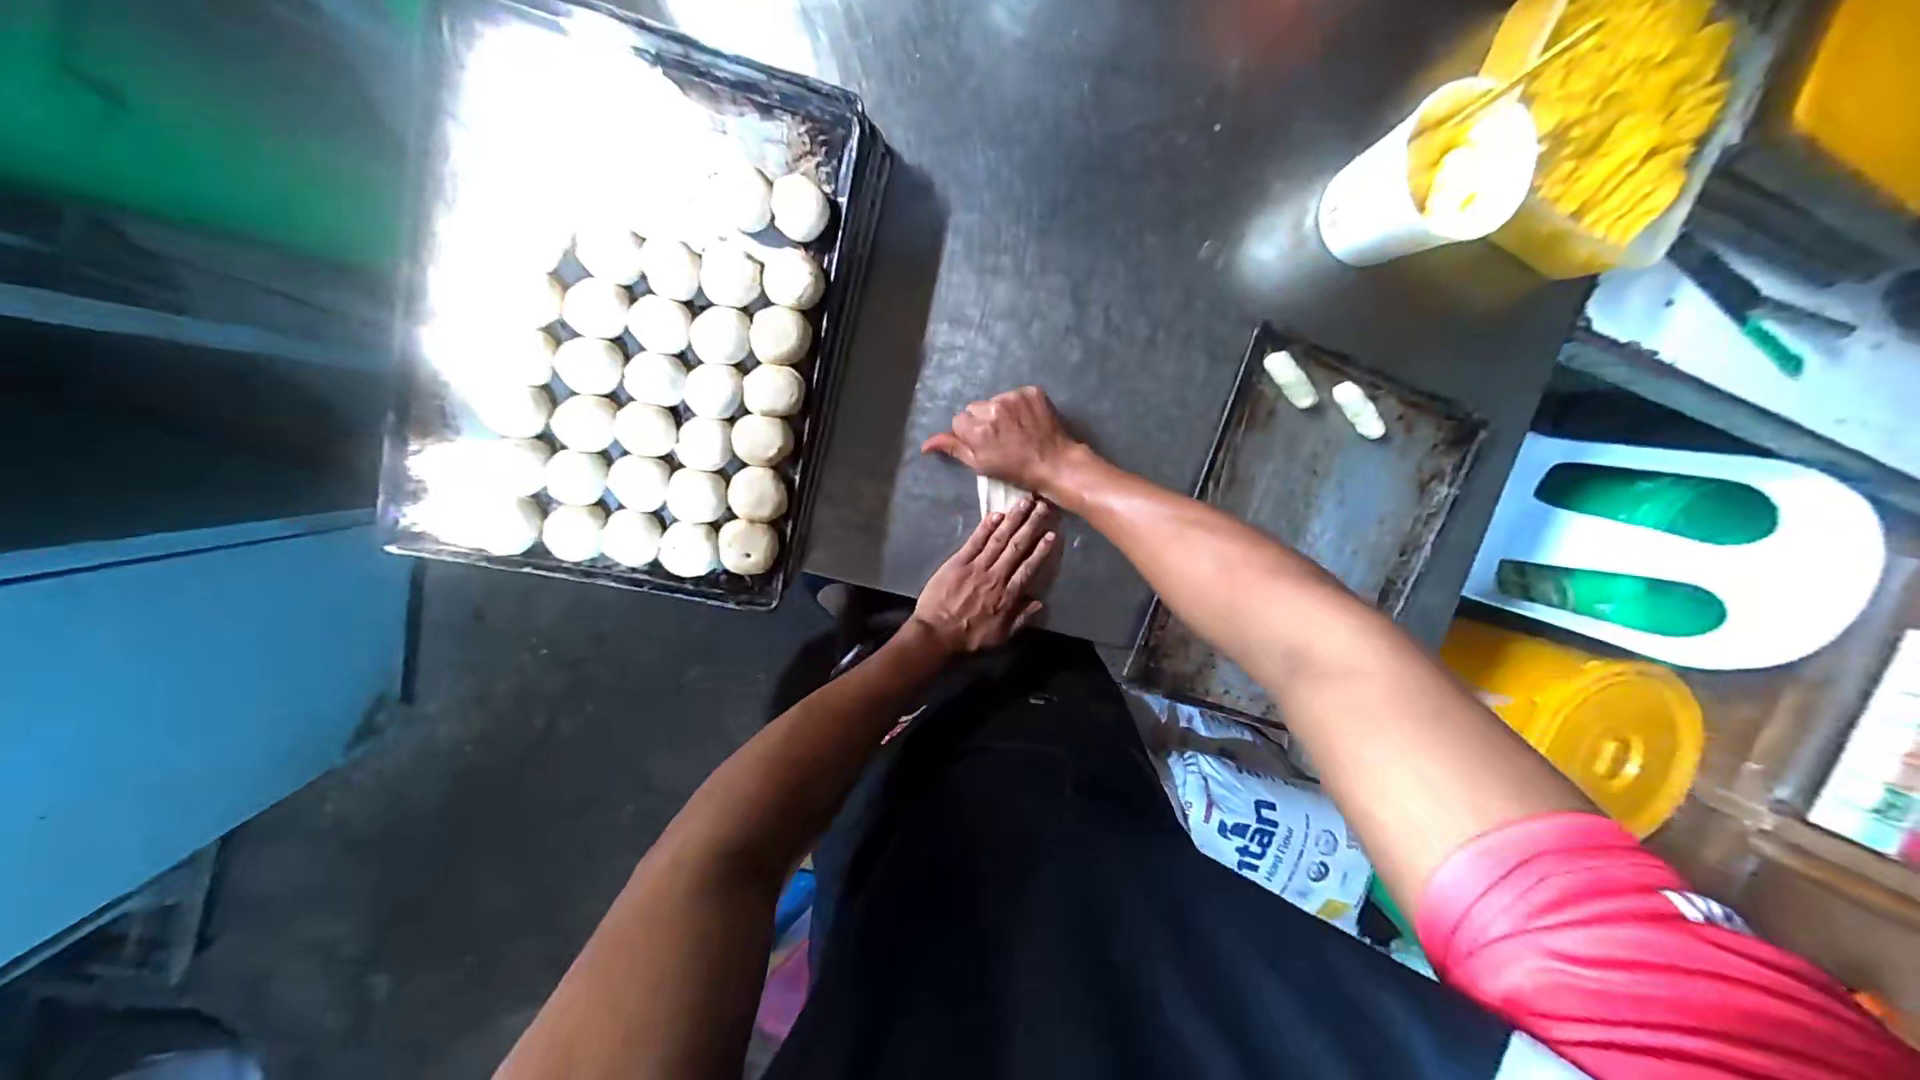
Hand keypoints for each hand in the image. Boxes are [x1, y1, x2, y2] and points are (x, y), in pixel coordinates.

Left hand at [910, 497, 1055, 655]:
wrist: (935, 635)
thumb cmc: (969, 638)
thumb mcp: (1000, 635)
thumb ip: (1020, 618)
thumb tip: (1039, 602)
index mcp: (1007, 596)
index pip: (1028, 567)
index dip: (1041, 550)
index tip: (1052, 534)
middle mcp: (995, 577)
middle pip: (1017, 547)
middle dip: (1032, 525)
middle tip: (1044, 506)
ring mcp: (975, 567)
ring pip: (999, 539)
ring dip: (1013, 519)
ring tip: (1025, 502)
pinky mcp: (957, 562)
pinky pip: (975, 541)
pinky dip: (986, 526)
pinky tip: (997, 513)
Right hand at [921, 387, 1083, 497]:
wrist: (1055, 463)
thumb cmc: (1016, 470)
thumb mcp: (980, 465)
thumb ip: (954, 449)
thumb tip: (925, 444)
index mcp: (978, 429)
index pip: (959, 421)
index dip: (969, 434)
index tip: (983, 444)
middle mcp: (993, 409)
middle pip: (974, 408)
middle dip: (982, 420)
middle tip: (998, 437)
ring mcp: (1014, 398)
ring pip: (994, 400)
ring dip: (999, 412)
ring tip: (1014, 429)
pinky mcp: (1031, 392)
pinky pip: (1014, 394)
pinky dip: (1018, 405)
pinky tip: (1026, 420)